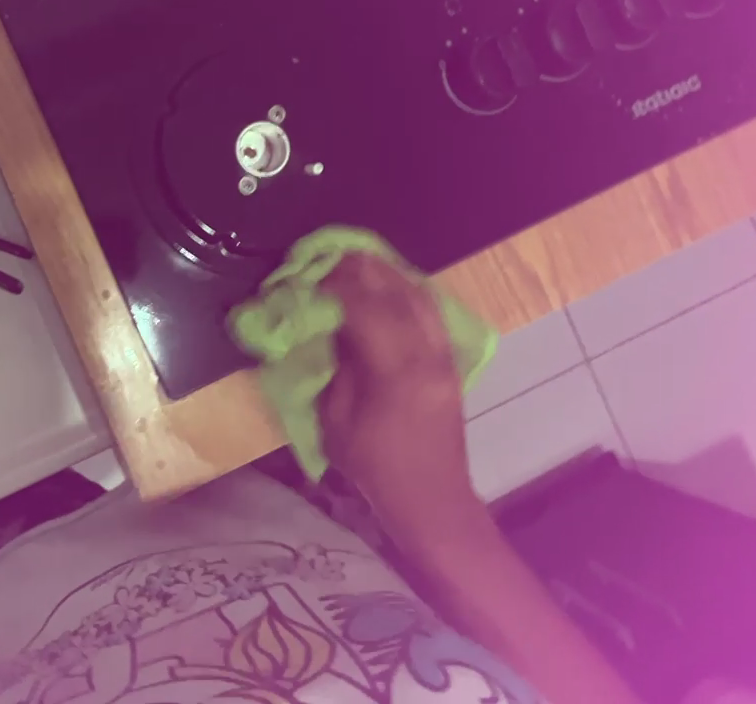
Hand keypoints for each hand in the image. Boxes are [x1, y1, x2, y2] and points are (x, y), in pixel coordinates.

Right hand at [318, 254, 482, 540]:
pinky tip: (385, 286)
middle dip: (360, 269)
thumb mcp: (335, 419)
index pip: (364, 307)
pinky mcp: (449, 361)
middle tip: (328, 255)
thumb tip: (323, 326)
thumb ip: (332, 365)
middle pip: (396, 291)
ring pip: (418, 295)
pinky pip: (429, 311)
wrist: (432, 499)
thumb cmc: (374, 467)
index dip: (332, 285)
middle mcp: (427, 353)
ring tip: (355, 261)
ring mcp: (444, 356)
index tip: (305, 276)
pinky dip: (405, 290)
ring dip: (386, 274)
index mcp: (396, 369)